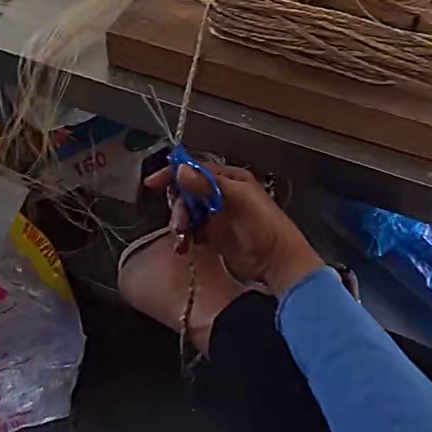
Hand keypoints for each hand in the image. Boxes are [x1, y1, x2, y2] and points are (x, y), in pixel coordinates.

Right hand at [146, 162, 324, 294]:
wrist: (278, 261)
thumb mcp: (238, 199)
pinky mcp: (214, 235)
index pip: (196, 170)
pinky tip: (185, 245)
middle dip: (179, 206)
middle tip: (180, 223)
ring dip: (180, 223)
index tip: (153, 182)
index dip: (174, 173)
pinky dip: (185, 236)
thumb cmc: (264, 225)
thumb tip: (181, 170)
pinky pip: (192, 230)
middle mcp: (222, 193)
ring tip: (183, 238)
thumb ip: (208, 184)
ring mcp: (217, 215)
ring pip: (187, 212)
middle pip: (188, 192)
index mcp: (229, 179)